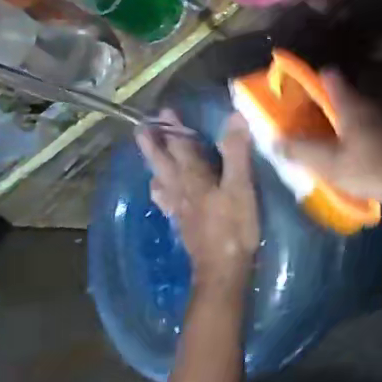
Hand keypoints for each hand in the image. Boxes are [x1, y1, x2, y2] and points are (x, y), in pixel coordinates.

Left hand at [137, 111, 259, 292]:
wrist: (222, 270)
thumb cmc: (234, 226)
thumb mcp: (240, 187)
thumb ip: (236, 152)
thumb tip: (233, 118)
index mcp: (194, 177)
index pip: (181, 147)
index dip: (175, 128)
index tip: (166, 111)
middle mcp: (180, 189)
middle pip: (162, 162)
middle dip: (154, 144)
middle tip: (141, 128)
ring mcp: (178, 208)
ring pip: (161, 179)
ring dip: (153, 164)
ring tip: (146, 154)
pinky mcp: (182, 222)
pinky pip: (165, 199)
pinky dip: (160, 189)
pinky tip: (159, 190)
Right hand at [278, 71, 381, 218]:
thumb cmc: (370, 169)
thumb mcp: (329, 163)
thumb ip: (300, 150)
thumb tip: (276, 140)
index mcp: (352, 104)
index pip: (329, 76)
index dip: (310, 82)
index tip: (296, 96)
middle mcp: (368, 104)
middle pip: (339, 96)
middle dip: (320, 107)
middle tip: (302, 125)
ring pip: (353, 113)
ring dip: (337, 124)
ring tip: (321, 143)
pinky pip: (365, 127)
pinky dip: (353, 135)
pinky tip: (346, 155)